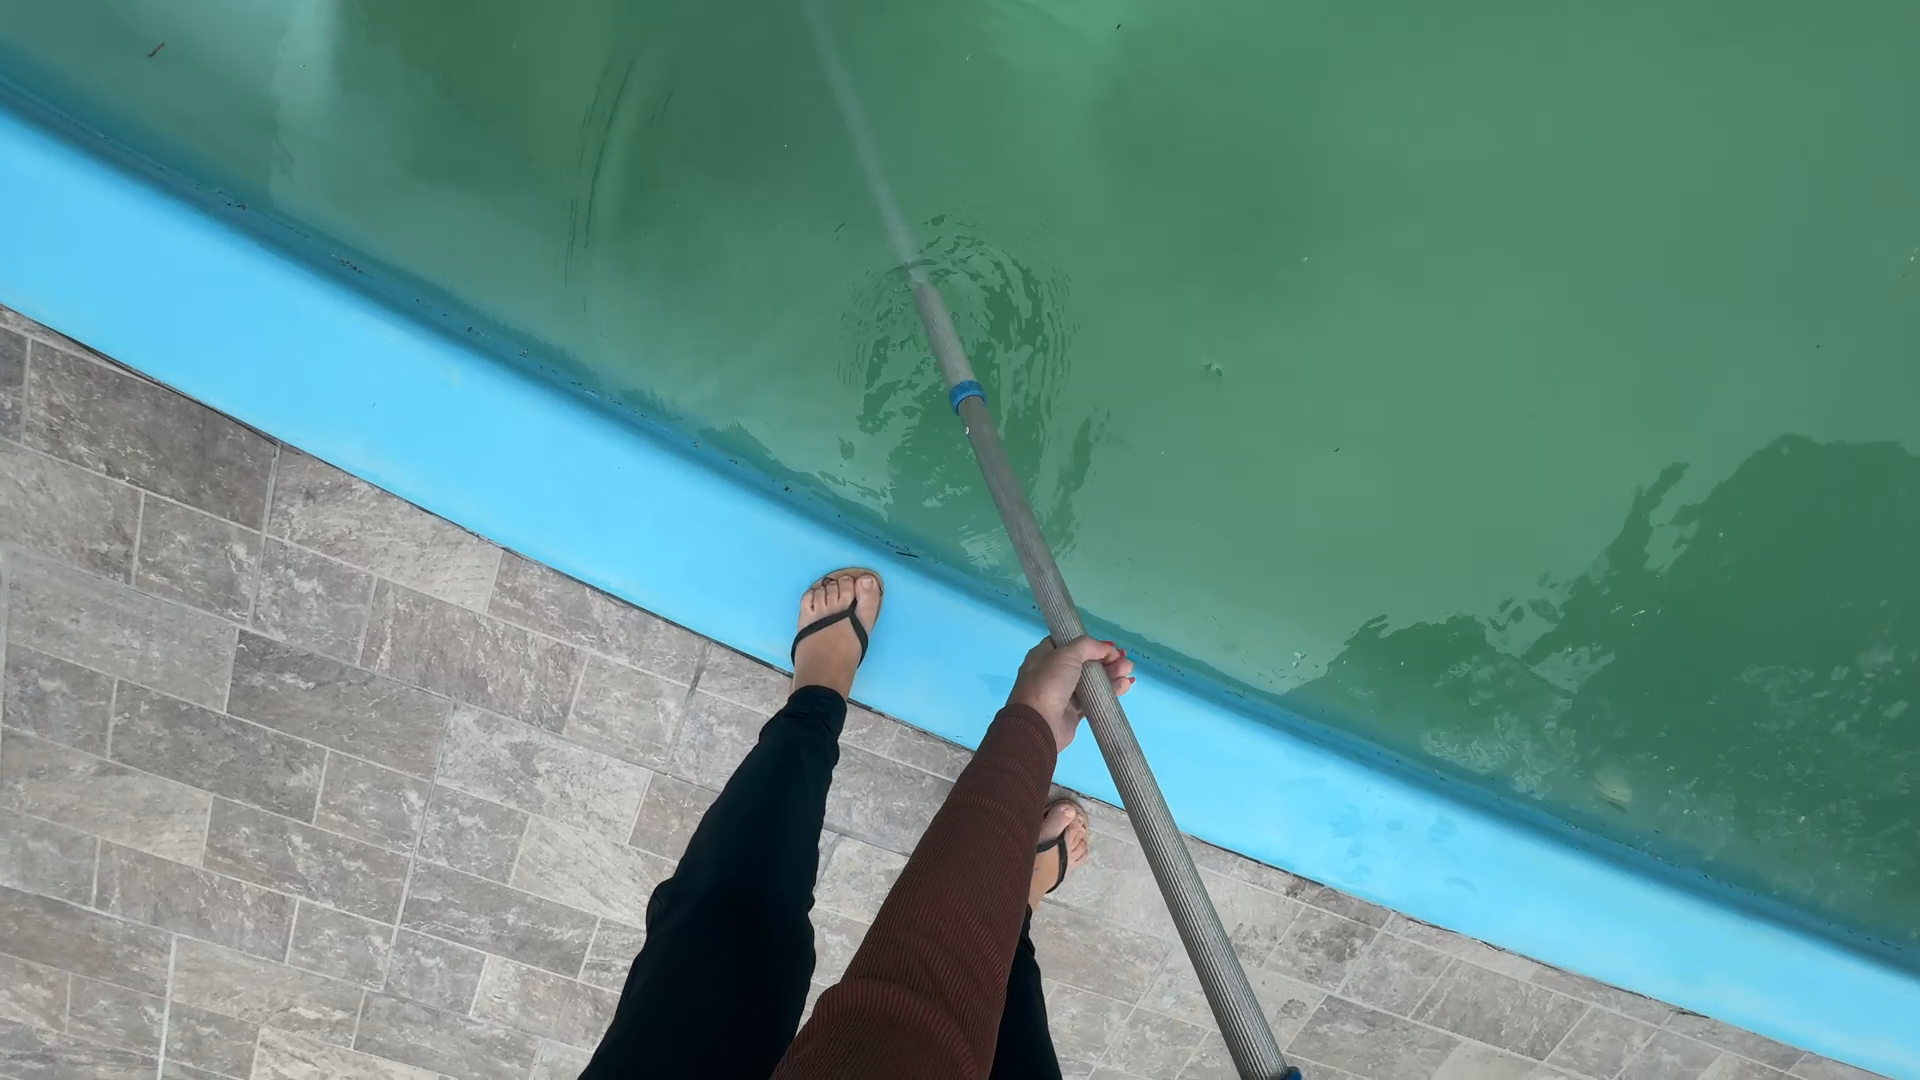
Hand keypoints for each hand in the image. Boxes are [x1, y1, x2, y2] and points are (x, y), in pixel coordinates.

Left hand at [1006, 636, 1134, 750]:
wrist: (1039, 724)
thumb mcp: (1066, 654)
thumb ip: (1088, 646)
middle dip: (1105, 660)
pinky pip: (1095, 698)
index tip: (1108, 645)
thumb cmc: (1048, 683)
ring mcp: (1063, 693)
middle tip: (1124, 659)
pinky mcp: (1074, 712)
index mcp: (1044, 655)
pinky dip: (1110, 691)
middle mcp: (1052, 672)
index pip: (1068, 643)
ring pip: (1092, 681)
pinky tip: (1125, 685)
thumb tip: (1107, 648)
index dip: (1089, 643)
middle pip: (1084, 662)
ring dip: (1111, 674)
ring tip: (1128, 671)